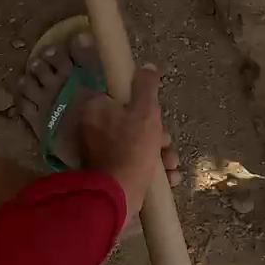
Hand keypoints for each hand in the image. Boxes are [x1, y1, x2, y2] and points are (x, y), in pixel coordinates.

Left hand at [78, 66, 177, 218]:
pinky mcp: (109, 175)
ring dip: (160, 154)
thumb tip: (147, 67)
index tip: (157, 113)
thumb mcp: (145, 110)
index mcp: (96, 110)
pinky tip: (168, 178)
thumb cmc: (131, 148)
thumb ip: (147, 86)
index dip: (143, 104)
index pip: (121, 97)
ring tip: (171, 166)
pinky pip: (134, 165)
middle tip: (166, 143)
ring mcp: (100, 155)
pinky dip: (152, 171)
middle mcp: (93, 130)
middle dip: (158, 135)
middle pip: (133, 123)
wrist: (117, 197)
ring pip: (137, 146)